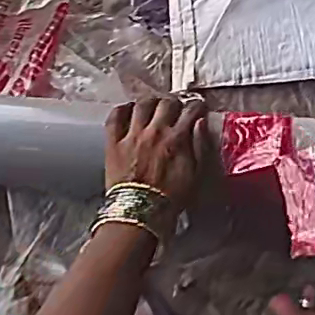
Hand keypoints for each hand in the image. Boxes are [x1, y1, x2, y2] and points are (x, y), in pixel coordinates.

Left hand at [104, 95, 208, 218]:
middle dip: (174, 103)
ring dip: (150, 102)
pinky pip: (115, 117)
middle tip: (175, 108)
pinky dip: (123, 109)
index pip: (190, 110)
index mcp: (177, 139)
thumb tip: (201, 122)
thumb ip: (199, 145)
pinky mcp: (113, 142)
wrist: (139, 212)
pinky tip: (128, 110)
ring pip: (142, 105)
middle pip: (166, 103)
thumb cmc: (170, 197)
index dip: (196, 106)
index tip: (198, 108)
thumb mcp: (195, 173)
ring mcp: (132, 135)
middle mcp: (155, 131)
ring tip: (153, 107)